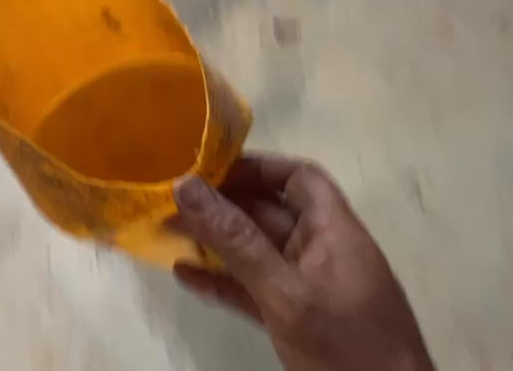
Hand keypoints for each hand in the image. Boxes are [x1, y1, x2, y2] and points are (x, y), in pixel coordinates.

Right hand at [171, 153, 435, 370]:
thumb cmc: (347, 347)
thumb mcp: (284, 291)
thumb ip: (234, 239)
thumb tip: (184, 184)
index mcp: (335, 234)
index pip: (300, 178)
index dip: (256, 166)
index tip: (209, 168)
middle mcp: (323, 253)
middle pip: (266, 211)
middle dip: (217, 204)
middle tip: (169, 200)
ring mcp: (311, 288)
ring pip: (253, 250)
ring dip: (212, 241)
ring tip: (166, 231)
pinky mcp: (297, 319)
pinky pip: (252, 287)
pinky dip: (220, 279)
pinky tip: (184, 276)